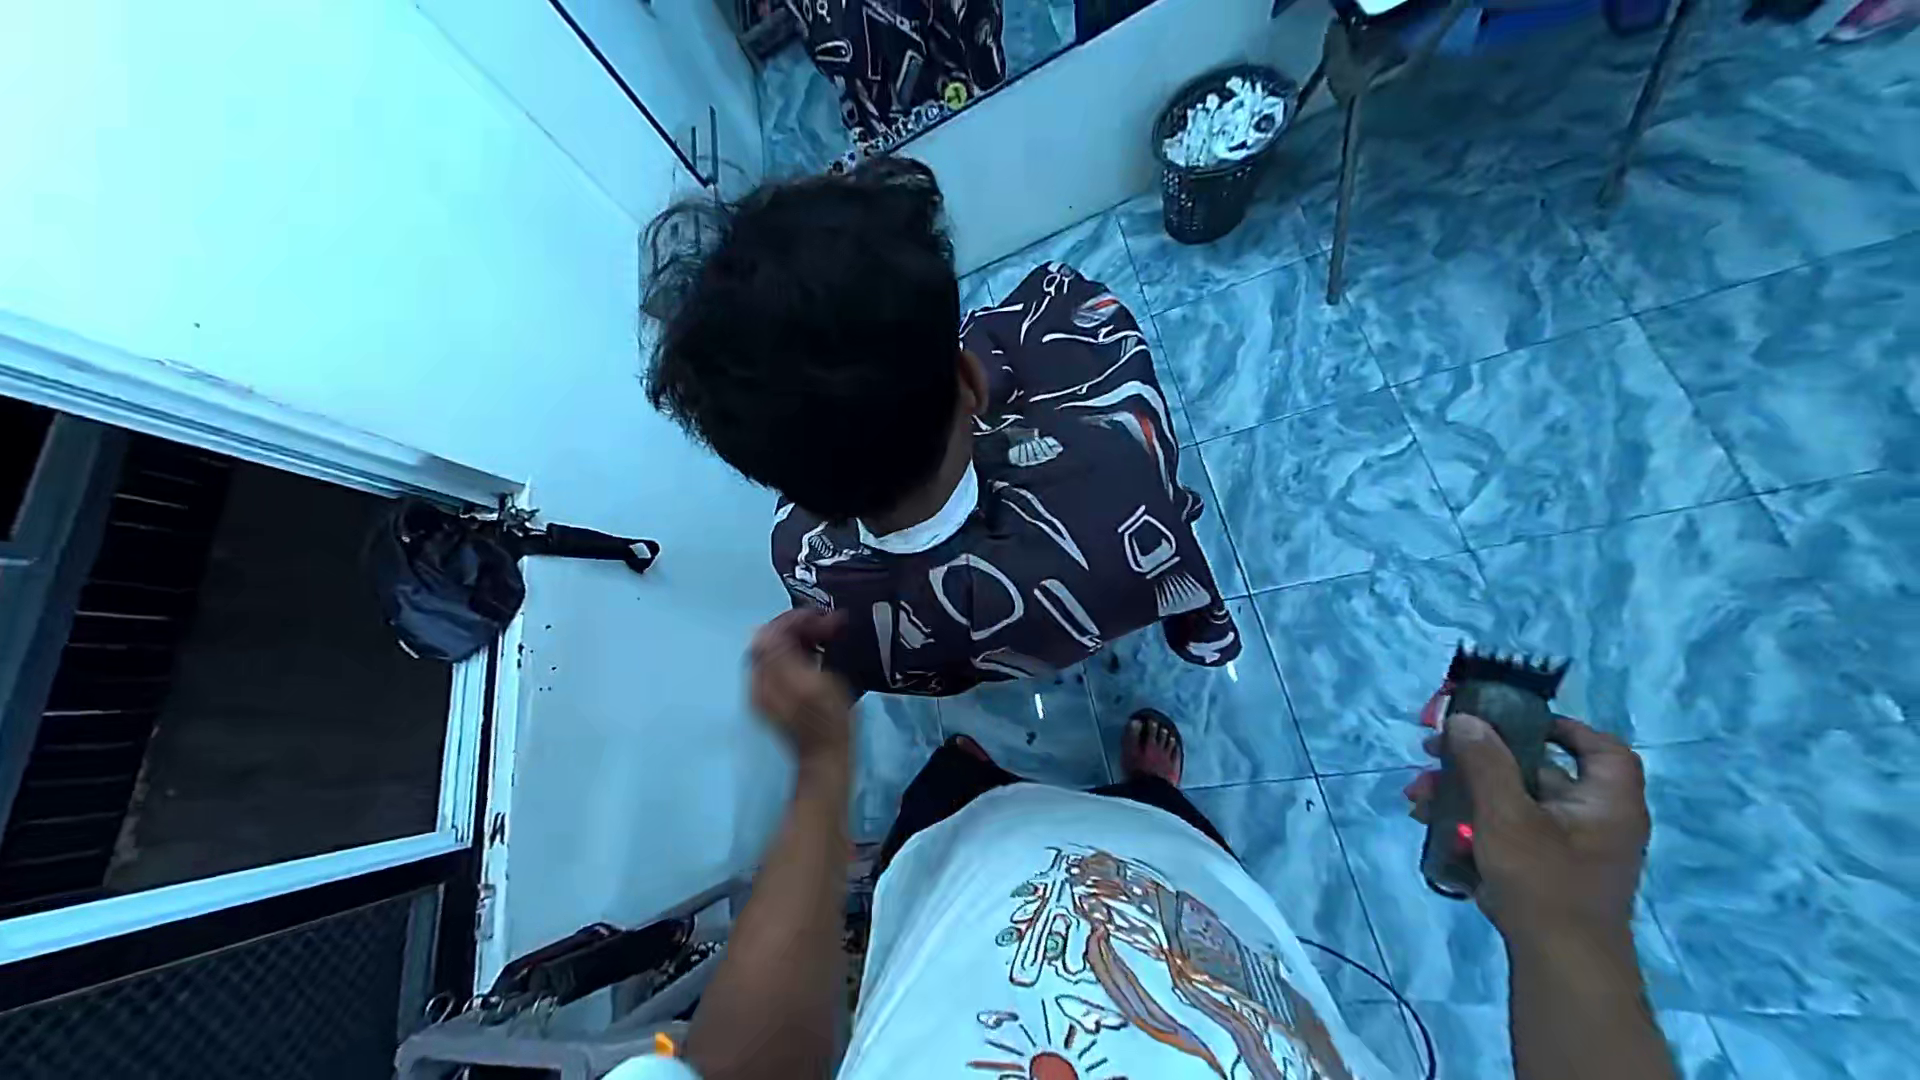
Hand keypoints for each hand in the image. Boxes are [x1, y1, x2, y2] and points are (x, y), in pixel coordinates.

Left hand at [748, 610, 852, 768]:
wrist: (827, 755)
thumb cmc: (828, 720)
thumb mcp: (812, 685)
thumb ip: (784, 656)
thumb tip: (764, 631)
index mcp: (765, 676)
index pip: (771, 633)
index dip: (795, 619)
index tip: (824, 616)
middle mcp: (759, 680)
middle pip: (773, 639)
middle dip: (800, 625)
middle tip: (830, 624)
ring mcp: (766, 689)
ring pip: (779, 648)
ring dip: (802, 635)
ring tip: (828, 634)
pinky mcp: (777, 695)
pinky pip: (784, 660)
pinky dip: (801, 649)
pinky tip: (819, 651)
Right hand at [1407, 714, 1650, 944]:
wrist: (1558, 959)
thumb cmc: (1543, 880)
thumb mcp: (1506, 814)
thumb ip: (1486, 762)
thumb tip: (1465, 718)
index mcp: (1606, 803)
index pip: (1603, 749)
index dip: (1563, 727)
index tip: (1509, 719)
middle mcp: (1593, 818)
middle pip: (1537, 768)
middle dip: (1477, 758)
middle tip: (1434, 751)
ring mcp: (1567, 842)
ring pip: (1509, 796)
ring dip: (1461, 787)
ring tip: (1419, 794)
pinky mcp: (1542, 861)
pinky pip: (1503, 822)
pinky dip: (1469, 815)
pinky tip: (1430, 819)